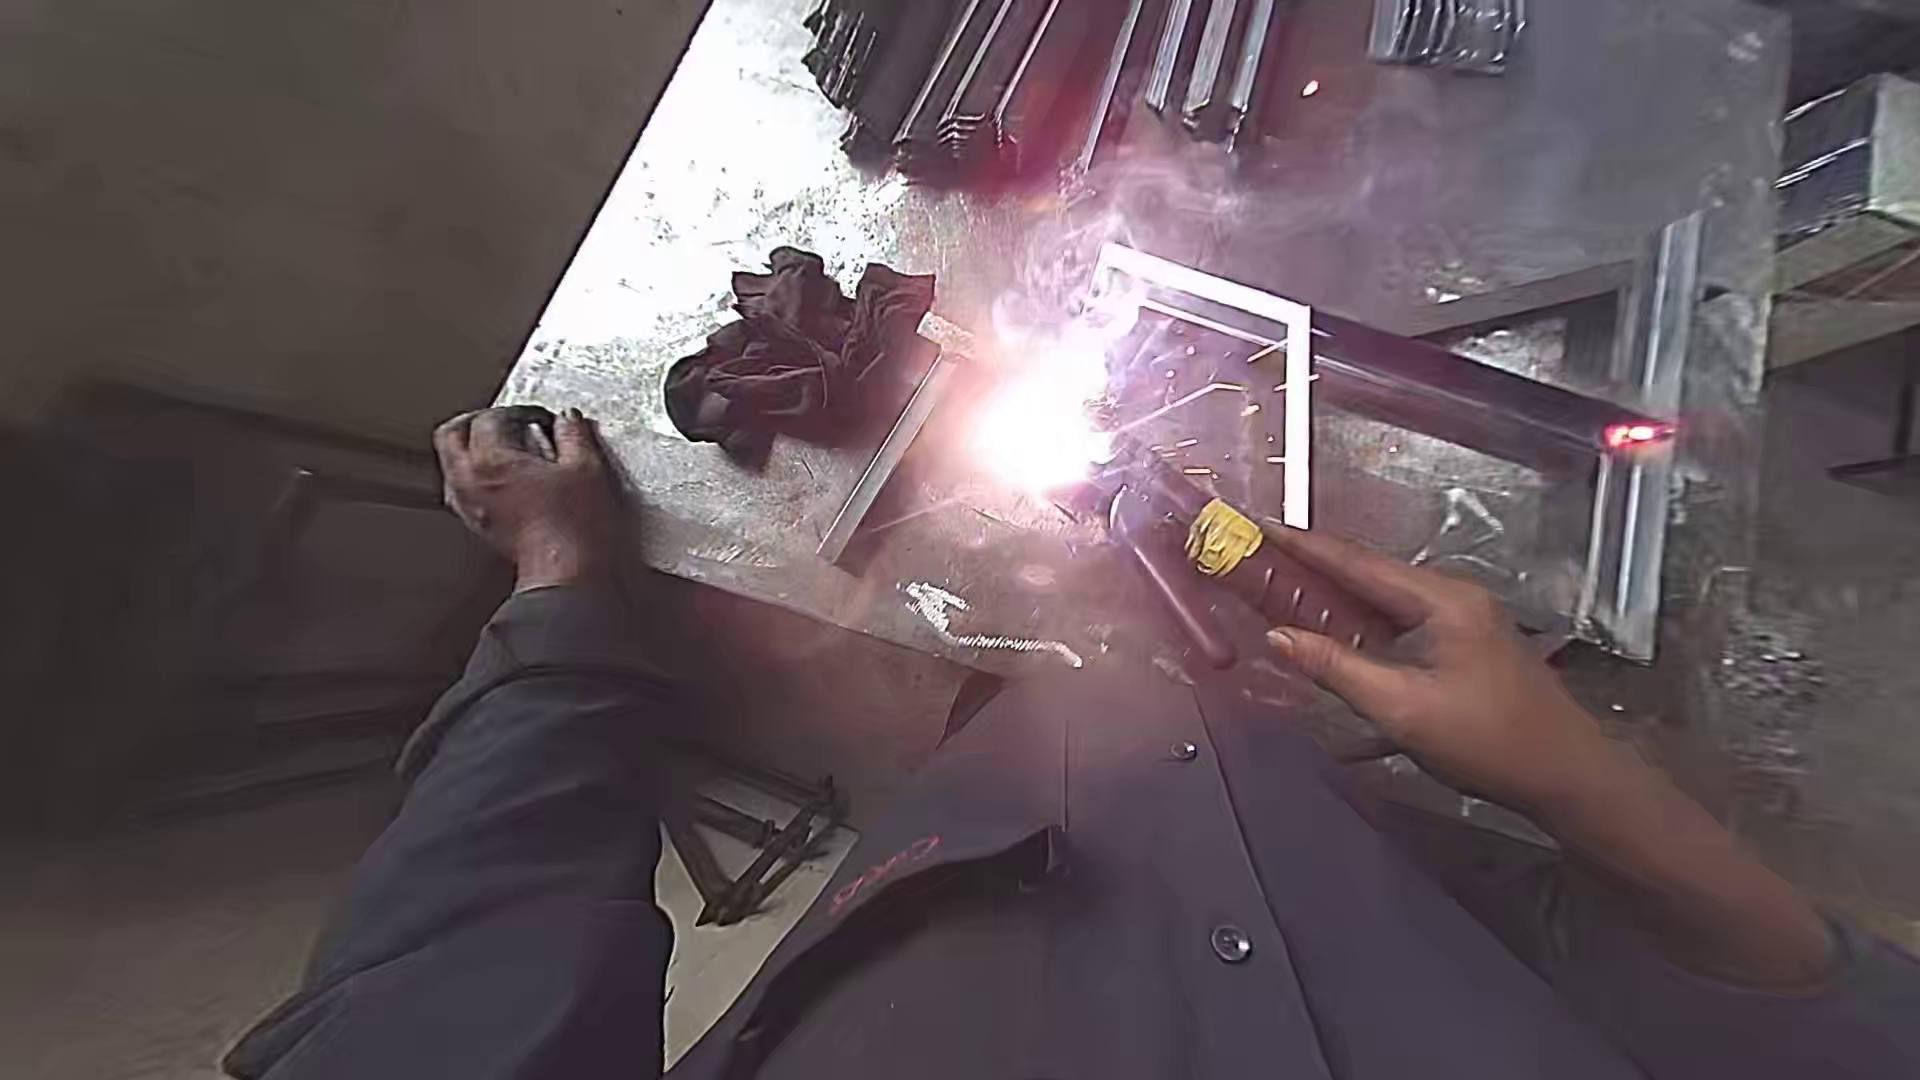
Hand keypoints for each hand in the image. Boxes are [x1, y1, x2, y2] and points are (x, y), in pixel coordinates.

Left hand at [433, 406, 617, 591]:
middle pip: (454, 433)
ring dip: (476, 447)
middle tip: (510, 421)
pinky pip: (464, 486)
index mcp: (491, 460)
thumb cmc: (576, 527)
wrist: (568, 570)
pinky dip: (480, 474)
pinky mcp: (478, 523)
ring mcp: (469, 504)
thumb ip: (575, 435)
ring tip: (510, 449)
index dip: (521, 411)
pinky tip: (509, 480)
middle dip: (481, 421)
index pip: (493, 418)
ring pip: (453, 460)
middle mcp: (469, 479)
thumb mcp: (588, 469)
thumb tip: (568, 420)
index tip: (544, 418)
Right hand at [1265, 525, 1832, 988]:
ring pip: (1375, 587)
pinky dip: (1348, 605)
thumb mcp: (1401, 707)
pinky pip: (1388, 608)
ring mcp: (1453, 613)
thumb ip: (1334, 666)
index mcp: (1439, 600)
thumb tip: (1275, 636)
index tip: (1261, 528)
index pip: (1356, 562)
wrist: (1572, 779)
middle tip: (1260, 551)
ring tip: (1279, 574)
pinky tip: (1323, 612)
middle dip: (1310, 557)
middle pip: (1365, 567)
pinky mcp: (1452, 634)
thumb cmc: (1488, 740)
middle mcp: (1447, 594)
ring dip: (1327, 580)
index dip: (1304, 545)